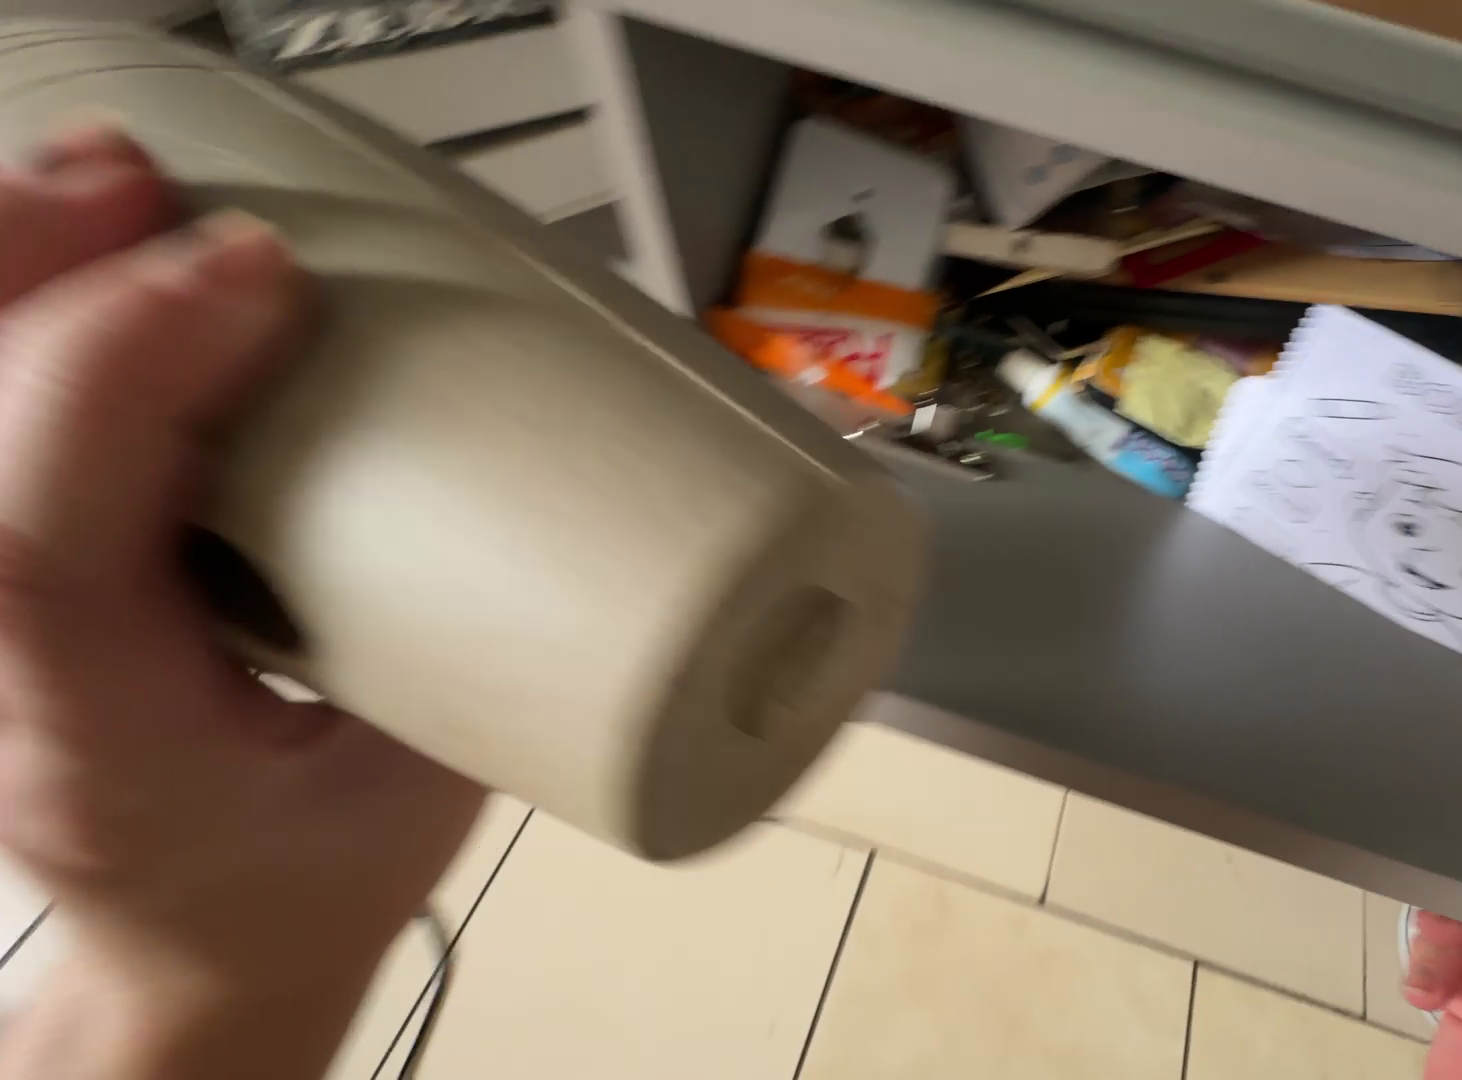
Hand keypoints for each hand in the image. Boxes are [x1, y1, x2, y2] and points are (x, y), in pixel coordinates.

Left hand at [0, 123, 484, 1075]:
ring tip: (104, 189)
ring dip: (0, 283)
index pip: (47, 539)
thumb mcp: (424, 779)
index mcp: (107, 739)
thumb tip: (527, 501)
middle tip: (146, 186)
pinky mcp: (7, 602)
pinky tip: (68, 276)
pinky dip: (12, 337)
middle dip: (32, 283)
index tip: (258, 273)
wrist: (214, 946)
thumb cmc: (318, 880)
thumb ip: (455, 640)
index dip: (131, 373)